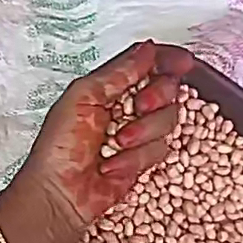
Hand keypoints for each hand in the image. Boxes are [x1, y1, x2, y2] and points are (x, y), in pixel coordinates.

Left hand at [0, 41, 194, 242]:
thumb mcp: (83, 97)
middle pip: (166, 89)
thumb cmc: (59, 148)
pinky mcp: (142, 161)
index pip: (147, 64)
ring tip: (117, 143)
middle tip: (139, 107)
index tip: (183, 62)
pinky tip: (112, 166)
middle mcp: (126, 109)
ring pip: (168, 120)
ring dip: (143, 131)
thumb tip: (147, 49)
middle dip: (157, 96)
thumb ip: (118, 72)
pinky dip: (135, 158)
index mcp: (109, 87)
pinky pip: (159, 150)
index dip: (167, 60)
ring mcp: (137, 135)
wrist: (59, 193)